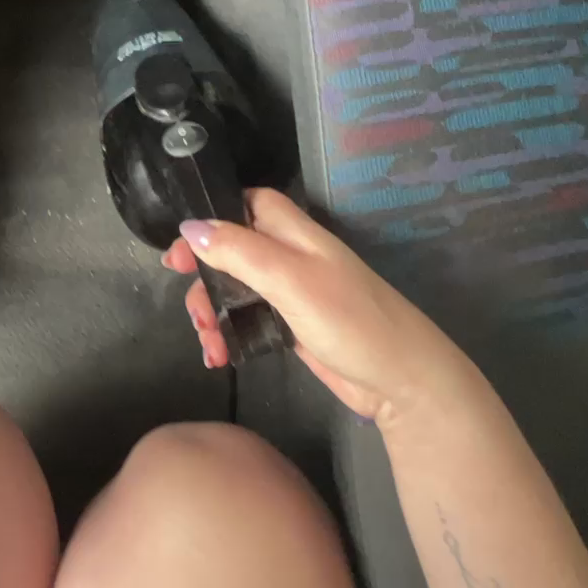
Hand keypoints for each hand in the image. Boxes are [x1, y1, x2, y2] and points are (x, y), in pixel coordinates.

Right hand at [162, 189, 475, 424]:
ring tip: (204, 340)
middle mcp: (290, 257)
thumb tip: (189, 228)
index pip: (248, 203)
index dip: (214, 214)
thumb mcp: (289, 278)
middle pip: (232, 249)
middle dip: (203, 272)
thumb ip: (239, 251)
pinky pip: (245, 320)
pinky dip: (226, 334)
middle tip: (183, 294)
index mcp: (294, 234)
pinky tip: (216, 356)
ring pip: (234, 288)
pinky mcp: (291, 327)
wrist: (403, 383)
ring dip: (210, 310)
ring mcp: (291, 294)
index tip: (183, 240)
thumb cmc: (350, 320)